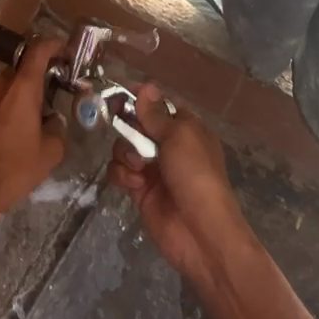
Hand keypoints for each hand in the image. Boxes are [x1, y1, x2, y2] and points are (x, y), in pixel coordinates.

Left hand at [0, 36, 68, 234]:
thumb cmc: (12, 169)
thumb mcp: (48, 153)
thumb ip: (57, 129)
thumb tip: (53, 120)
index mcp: (21, 87)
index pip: (38, 50)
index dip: (54, 45)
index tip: (65, 50)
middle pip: (22, 70)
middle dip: (38, 79)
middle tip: (52, 97)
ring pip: (7, 85)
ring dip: (21, 95)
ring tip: (32, 120)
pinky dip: (6, 107)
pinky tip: (12, 132)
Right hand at [107, 85, 253, 283]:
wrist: (200, 231)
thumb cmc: (195, 174)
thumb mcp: (179, 136)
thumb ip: (156, 113)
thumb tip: (146, 87)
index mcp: (186, 129)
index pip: (160, 104)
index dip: (141, 97)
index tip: (121, 91)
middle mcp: (168, 146)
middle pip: (137, 124)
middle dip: (128, 124)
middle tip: (117, 121)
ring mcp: (153, 168)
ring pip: (124, 147)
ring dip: (126, 152)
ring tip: (138, 166)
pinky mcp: (139, 190)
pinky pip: (119, 172)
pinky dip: (123, 174)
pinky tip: (134, 184)